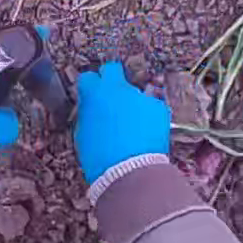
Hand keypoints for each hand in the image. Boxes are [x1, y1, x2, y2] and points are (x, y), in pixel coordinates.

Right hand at [74, 61, 170, 186]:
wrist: (131, 172)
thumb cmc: (100, 159)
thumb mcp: (83, 135)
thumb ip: (87, 114)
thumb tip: (91, 108)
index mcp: (95, 95)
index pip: (88, 77)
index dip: (89, 87)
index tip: (90, 96)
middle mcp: (119, 89)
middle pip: (113, 70)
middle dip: (110, 79)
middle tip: (110, 98)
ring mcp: (141, 96)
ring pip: (134, 92)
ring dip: (131, 103)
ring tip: (131, 126)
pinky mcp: (159, 108)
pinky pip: (151, 106)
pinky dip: (148, 116)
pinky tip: (145, 133)